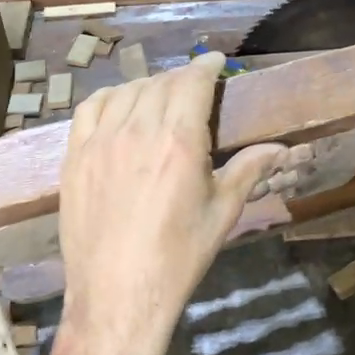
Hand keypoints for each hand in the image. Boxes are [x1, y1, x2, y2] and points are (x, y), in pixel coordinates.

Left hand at [57, 51, 288, 354]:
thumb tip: (280, 147)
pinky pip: (89, 109)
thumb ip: (249, 170)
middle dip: (182, 77)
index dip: (206, 65)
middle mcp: (138, 131)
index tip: (215, 60)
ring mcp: (100, 142)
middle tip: (195, 86)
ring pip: (126, 92)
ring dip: (148, 85)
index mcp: (179, 141)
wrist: (118, 294)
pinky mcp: (74, 157)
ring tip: (161, 96)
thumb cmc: (178, 256)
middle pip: (161, 83)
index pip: (193, 82)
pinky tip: (119, 105)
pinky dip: (109, 98)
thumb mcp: (222, 213)